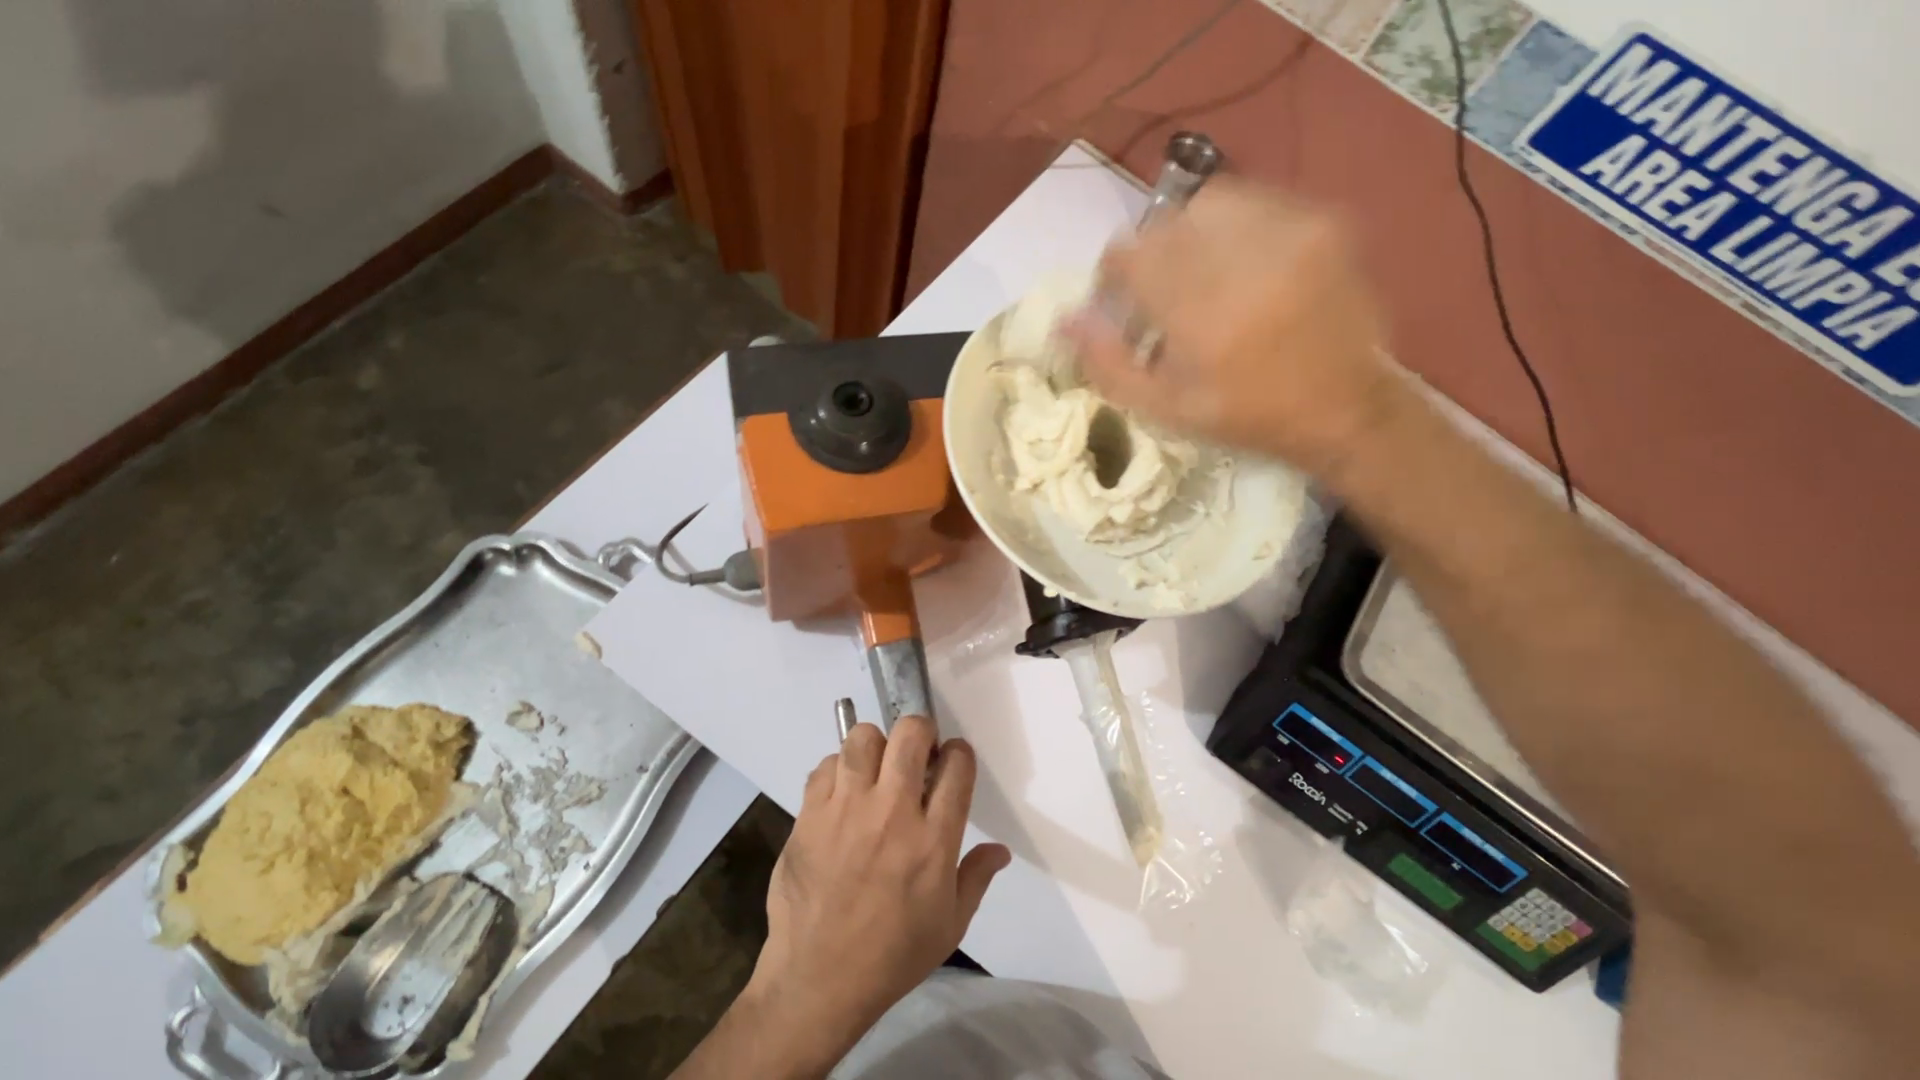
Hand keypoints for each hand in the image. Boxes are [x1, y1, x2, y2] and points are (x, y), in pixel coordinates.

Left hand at [744, 717, 1010, 1066]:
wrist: (820, 978)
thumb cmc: (893, 955)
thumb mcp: (950, 925)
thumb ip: (976, 878)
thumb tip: (1000, 850)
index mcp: (933, 839)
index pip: (956, 765)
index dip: (959, 754)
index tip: (952, 763)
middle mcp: (892, 812)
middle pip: (910, 735)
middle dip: (920, 733)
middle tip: (917, 754)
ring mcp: (846, 809)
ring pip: (862, 737)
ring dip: (876, 745)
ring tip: (877, 769)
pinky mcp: (809, 815)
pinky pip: (826, 765)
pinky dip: (839, 768)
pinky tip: (844, 793)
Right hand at [1065, 178, 1407, 480]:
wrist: (1348, 406)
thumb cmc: (1248, 415)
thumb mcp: (1167, 409)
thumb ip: (1108, 364)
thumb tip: (1064, 318)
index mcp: (1200, 315)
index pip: (1129, 255)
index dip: (1113, 272)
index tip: (1120, 295)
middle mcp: (1243, 262)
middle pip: (1165, 224)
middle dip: (1152, 253)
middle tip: (1163, 287)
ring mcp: (1289, 235)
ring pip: (1209, 203)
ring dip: (1192, 233)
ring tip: (1203, 271)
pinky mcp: (1322, 223)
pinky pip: (1257, 203)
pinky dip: (1237, 227)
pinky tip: (1244, 264)